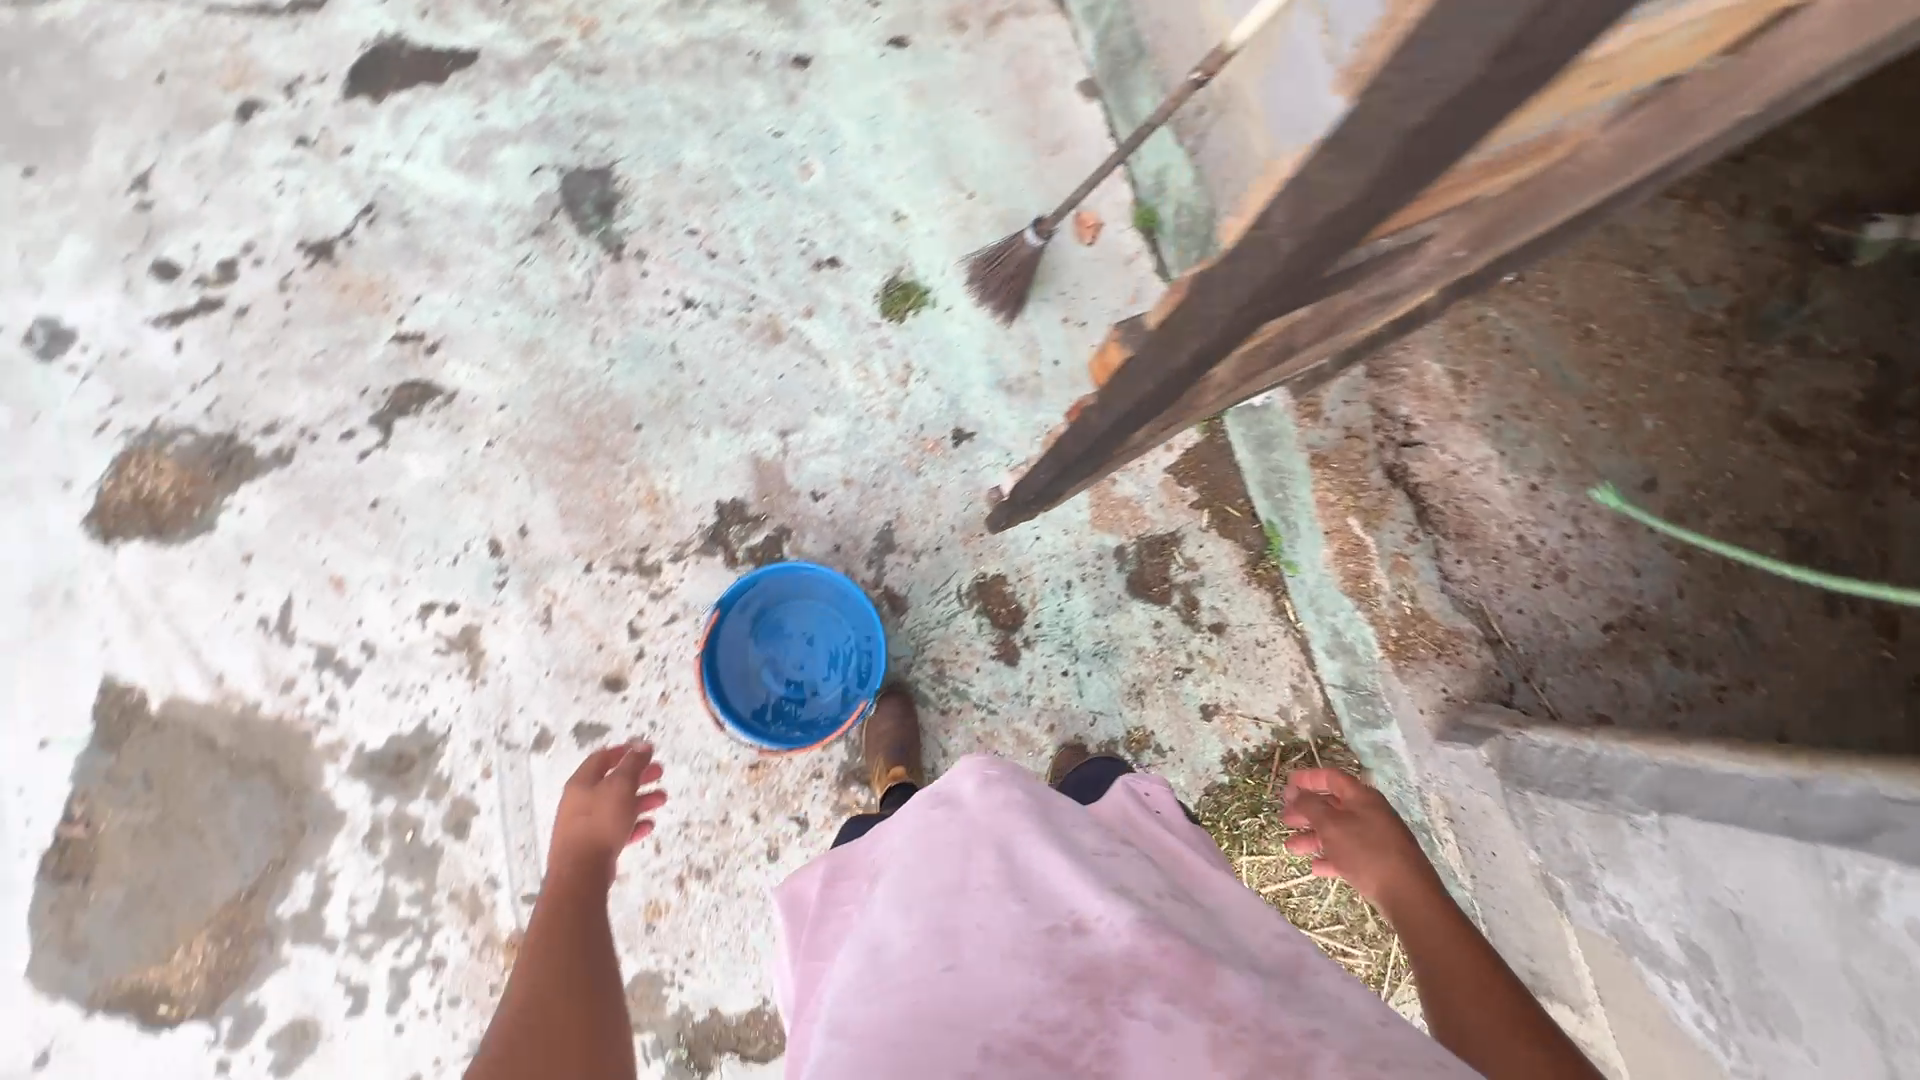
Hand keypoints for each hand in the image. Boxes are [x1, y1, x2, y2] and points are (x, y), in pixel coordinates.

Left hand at [548, 742, 666, 886]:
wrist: (580, 871)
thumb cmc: (601, 821)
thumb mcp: (621, 785)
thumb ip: (633, 764)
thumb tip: (642, 744)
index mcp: (582, 782)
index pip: (602, 758)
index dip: (623, 751)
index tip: (644, 750)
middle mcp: (580, 801)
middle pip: (612, 782)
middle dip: (638, 776)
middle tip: (659, 772)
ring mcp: (585, 824)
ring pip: (617, 805)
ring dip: (640, 799)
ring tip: (662, 799)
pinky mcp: (592, 845)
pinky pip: (615, 828)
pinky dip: (632, 824)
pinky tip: (648, 825)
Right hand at [1280, 768, 1442, 916]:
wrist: (1407, 894)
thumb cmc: (1366, 851)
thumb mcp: (1331, 824)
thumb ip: (1310, 806)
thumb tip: (1296, 793)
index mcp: (1361, 797)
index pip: (1331, 778)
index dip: (1307, 778)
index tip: (1287, 785)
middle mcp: (1369, 814)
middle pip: (1332, 805)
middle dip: (1306, 811)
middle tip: (1285, 819)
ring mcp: (1375, 839)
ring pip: (1337, 831)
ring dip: (1312, 837)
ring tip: (1291, 847)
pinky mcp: (1378, 862)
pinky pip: (1348, 854)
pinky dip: (1330, 857)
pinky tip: (1315, 867)